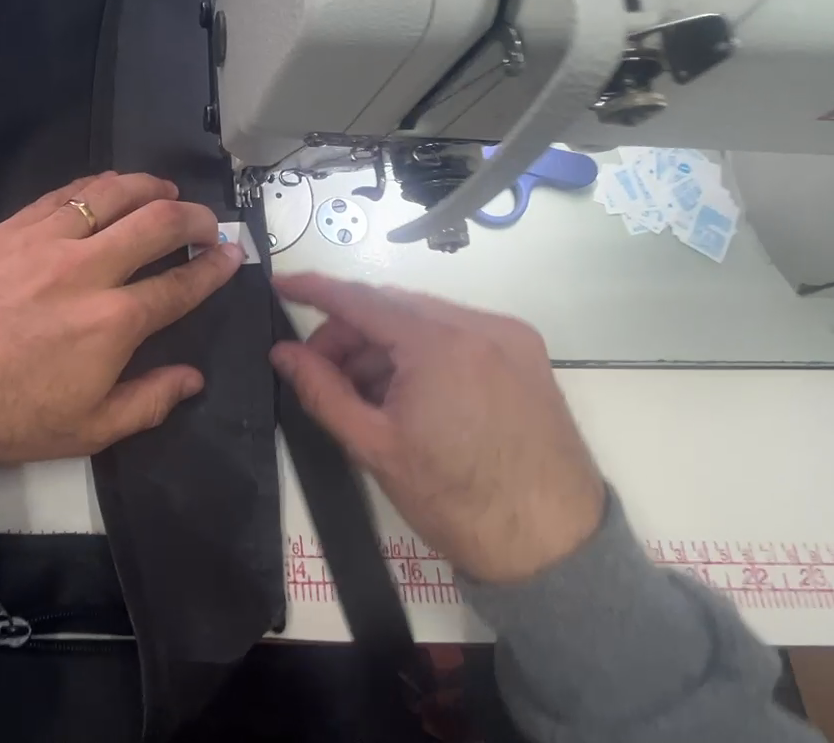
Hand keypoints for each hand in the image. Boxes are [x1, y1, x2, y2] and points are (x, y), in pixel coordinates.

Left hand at [0, 172, 242, 465]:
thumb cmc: (8, 416)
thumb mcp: (88, 430)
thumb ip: (149, 401)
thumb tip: (193, 378)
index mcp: (113, 323)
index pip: (181, 284)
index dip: (215, 268)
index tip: (232, 255)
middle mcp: (86, 270)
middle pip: (157, 223)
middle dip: (195, 217)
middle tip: (207, 222)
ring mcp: (45, 242)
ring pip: (110, 193)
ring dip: (148, 187)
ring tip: (165, 191)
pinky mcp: (9, 230)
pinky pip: (63, 194)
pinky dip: (95, 186)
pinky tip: (106, 189)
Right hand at [271, 274, 603, 583]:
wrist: (554, 549)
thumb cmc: (455, 500)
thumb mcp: (373, 445)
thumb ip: (320, 389)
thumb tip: (281, 352)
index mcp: (441, 344)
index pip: (361, 299)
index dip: (314, 288)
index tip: (279, 284)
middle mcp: (481, 326)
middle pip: (392, 307)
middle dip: (347, 333)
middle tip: (318, 371)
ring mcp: (510, 338)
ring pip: (423, 320)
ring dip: (382, 346)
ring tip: (362, 394)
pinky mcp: (527, 357)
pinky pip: (455, 336)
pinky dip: (419, 353)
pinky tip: (403, 394)